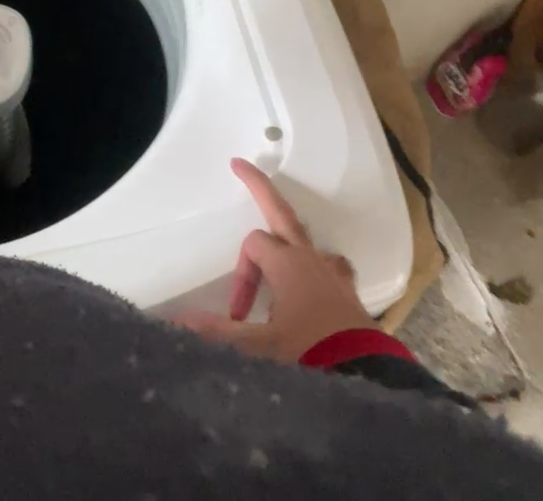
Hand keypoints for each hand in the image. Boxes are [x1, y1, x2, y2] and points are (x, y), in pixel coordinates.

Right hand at [177, 157, 376, 362]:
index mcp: (288, 263)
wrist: (364, 376)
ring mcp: (333, 272)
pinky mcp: (347, 291)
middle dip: (260, 187)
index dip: (240, 274)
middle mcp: (311, 259)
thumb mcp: (260, 344)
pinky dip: (310, 268)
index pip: (253, 246)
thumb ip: (218, 332)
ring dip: (286, 243)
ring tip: (274, 267)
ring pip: (305, 242)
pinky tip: (307, 290)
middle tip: (241, 166)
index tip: (235, 313)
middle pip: (281, 212)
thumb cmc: (309, 351)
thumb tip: (178, 321)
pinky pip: (325, 266)